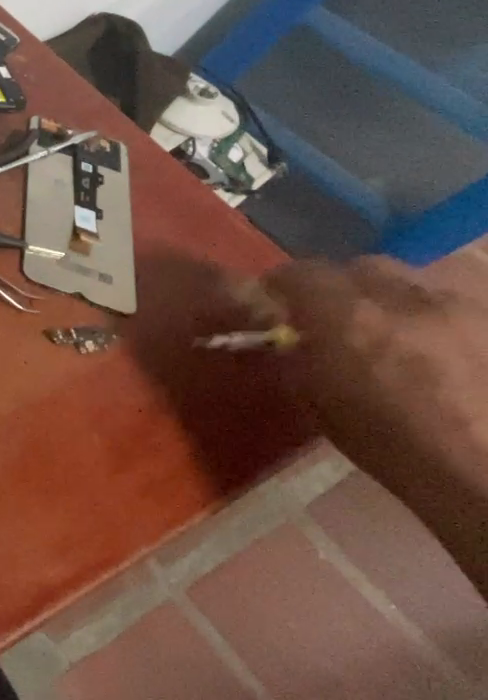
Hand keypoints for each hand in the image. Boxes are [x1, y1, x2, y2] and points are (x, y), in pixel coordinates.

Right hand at [259, 257, 487, 481]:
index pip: (298, 272)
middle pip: (364, 267)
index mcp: (345, 314)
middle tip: (342, 322)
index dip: (285, 289)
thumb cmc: (392, 445)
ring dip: (399, 303)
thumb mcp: (315, 400)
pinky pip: (461, 307)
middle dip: (347, 289)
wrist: (487, 476)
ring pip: (418, 285)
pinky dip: (443, 321)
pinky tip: (446, 353)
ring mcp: (465, 308)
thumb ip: (291, 352)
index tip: (279, 310)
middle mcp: (405, 297)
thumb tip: (276, 332)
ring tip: (402, 338)